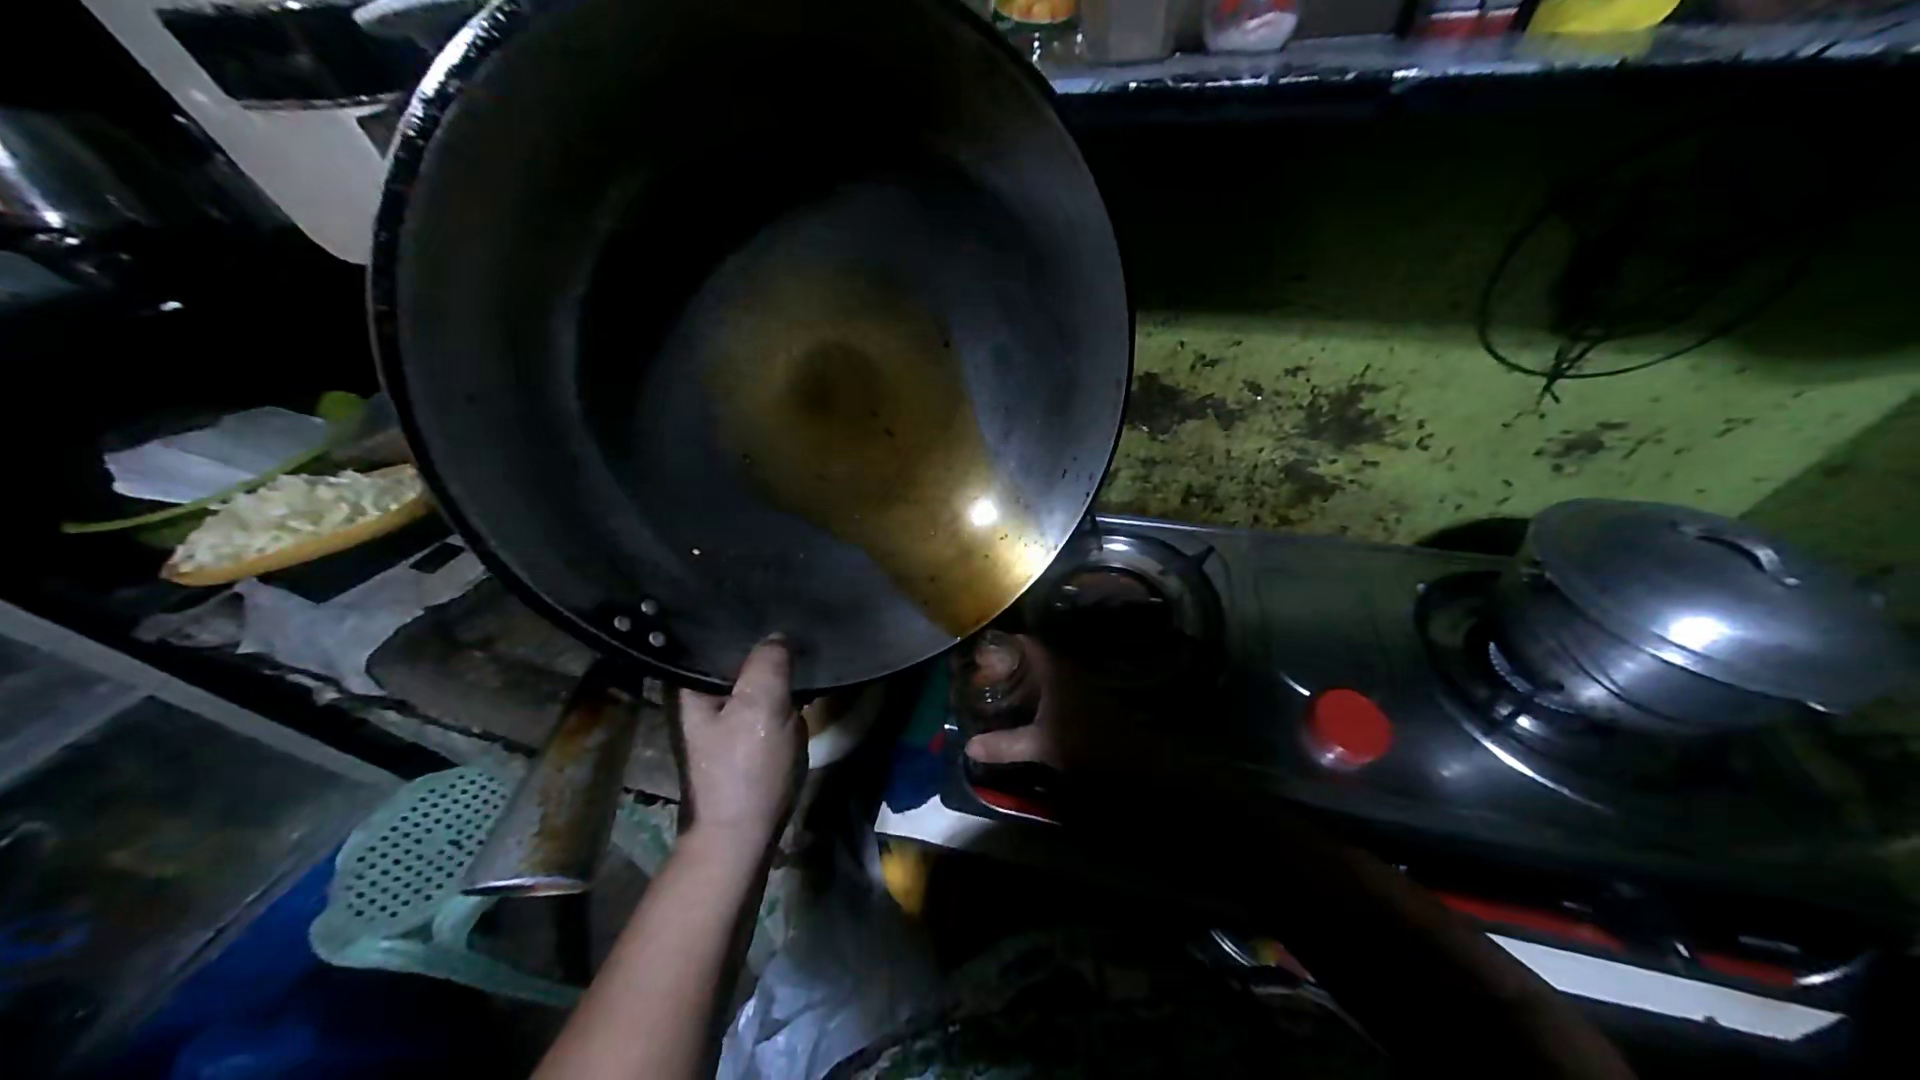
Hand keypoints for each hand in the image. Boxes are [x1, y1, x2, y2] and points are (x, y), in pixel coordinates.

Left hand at [677, 636, 804, 839]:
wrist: (742, 837)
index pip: (711, 633)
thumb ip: (769, 663)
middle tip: (795, 619)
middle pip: (732, 653)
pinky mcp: (740, 734)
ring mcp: (719, 717)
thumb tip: (778, 636)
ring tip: (801, 641)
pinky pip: (761, 697)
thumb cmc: (746, 770)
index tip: (773, 605)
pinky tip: (799, 678)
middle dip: (761, 642)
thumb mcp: (761, 707)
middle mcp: (697, 695)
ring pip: (749, 676)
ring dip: (773, 666)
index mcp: (687, 684)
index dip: (743, 619)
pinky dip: (778, 689)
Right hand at [963, 635, 1173, 778]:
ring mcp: (1076, 682)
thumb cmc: (1084, 740)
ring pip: (1042, 671)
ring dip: (1021, 678)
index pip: (1023, 642)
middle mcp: (1064, 668)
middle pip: (1030, 656)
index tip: (978, 655)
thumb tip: (968, 746)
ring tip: (997, 691)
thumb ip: (1003, 745)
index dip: (1000, 644)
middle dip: (1006, 663)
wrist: (1132, 755)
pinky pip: (1052, 685)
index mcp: (1053, 669)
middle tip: (981, 675)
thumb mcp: (1039, 745)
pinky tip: (1023, 708)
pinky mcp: (1083, 697)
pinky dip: (1035, 691)